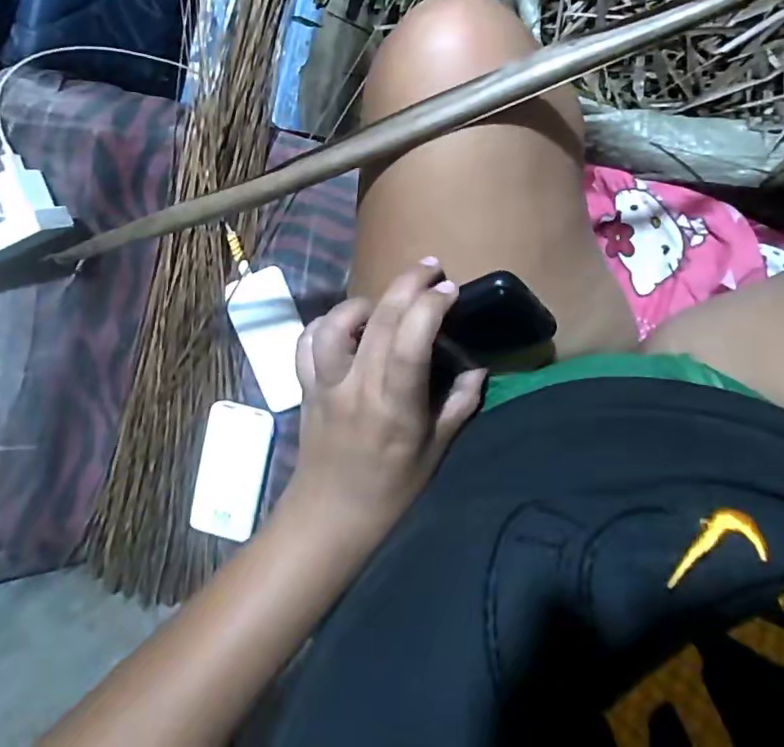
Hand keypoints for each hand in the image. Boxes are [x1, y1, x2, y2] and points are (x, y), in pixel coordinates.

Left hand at [284, 259, 485, 540]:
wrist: (330, 515)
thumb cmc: (391, 488)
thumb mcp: (435, 450)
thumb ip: (459, 404)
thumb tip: (478, 368)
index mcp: (394, 406)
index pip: (409, 342)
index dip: (429, 307)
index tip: (449, 290)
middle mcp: (357, 387)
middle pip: (378, 320)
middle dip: (406, 285)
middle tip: (430, 267)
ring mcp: (325, 384)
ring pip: (335, 325)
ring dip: (363, 302)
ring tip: (385, 300)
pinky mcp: (305, 386)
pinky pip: (306, 343)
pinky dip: (325, 324)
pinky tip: (344, 324)